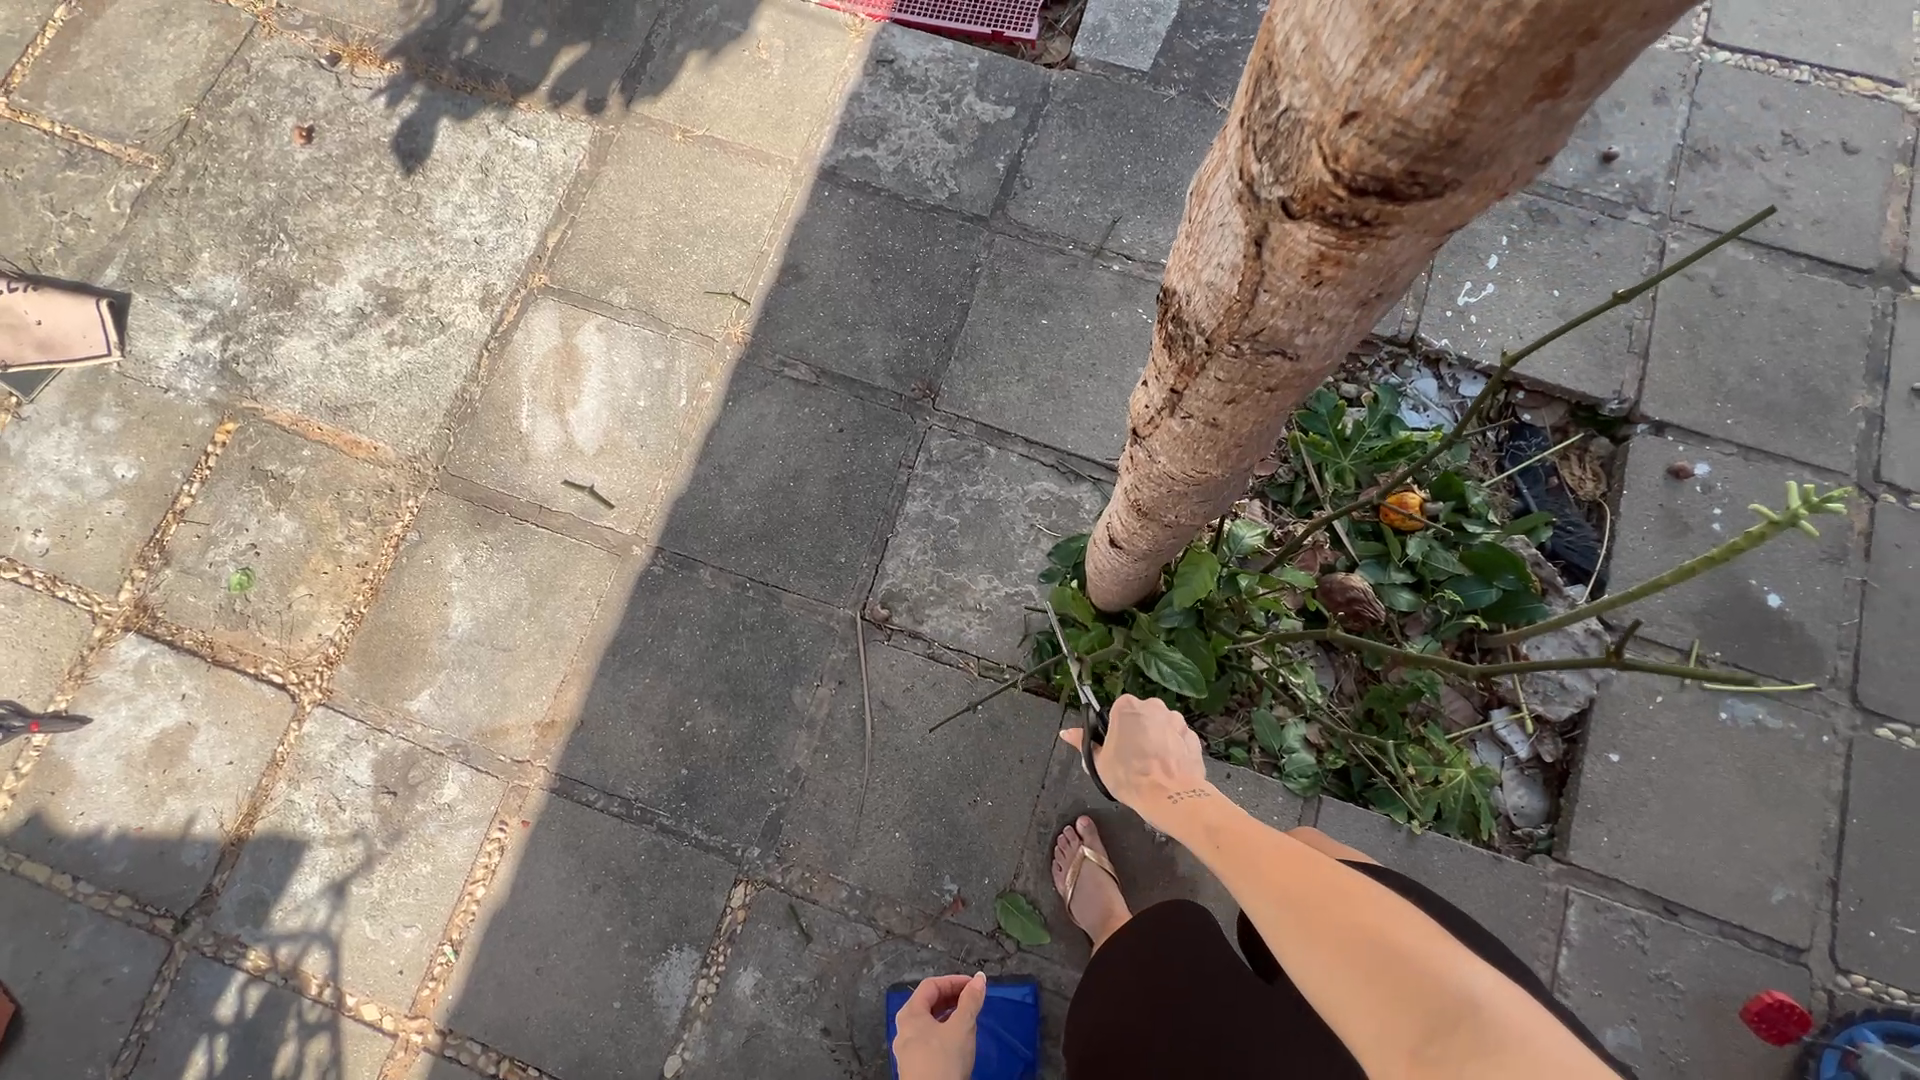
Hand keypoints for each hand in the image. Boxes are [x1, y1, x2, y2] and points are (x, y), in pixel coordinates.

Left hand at [892, 972, 986, 1079]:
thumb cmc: (944, 1061)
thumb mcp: (962, 1027)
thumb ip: (971, 1000)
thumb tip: (980, 978)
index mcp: (910, 1014)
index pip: (931, 985)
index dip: (953, 981)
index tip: (974, 985)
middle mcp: (904, 1029)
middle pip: (927, 1003)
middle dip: (952, 997)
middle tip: (972, 999)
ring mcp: (907, 1050)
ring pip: (928, 1023)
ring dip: (949, 1014)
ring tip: (968, 1017)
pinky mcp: (914, 1067)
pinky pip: (928, 1039)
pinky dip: (944, 1031)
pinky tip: (957, 1041)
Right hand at [1062, 695, 1210, 830]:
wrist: (1170, 797)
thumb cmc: (1129, 777)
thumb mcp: (1099, 762)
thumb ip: (1083, 742)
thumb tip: (1066, 732)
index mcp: (1127, 707)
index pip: (1117, 710)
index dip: (1115, 729)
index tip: (1115, 746)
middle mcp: (1154, 707)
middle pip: (1141, 715)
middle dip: (1137, 731)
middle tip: (1131, 758)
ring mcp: (1177, 721)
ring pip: (1161, 726)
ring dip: (1156, 739)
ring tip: (1151, 766)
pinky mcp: (1193, 737)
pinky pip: (1178, 740)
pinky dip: (1173, 750)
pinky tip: (1167, 769)